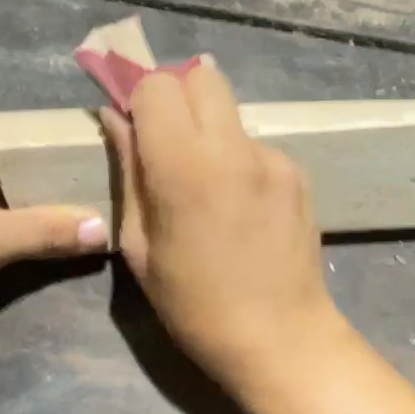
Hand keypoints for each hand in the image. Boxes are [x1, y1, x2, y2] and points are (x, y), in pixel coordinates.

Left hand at [0, 120, 106, 333]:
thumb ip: (45, 231)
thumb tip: (103, 228)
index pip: (32, 128)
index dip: (73, 139)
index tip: (118, 152)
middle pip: (28, 159)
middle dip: (70, 175)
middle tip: (119, 187)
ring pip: (20, 188)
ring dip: (53, 202)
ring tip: (104, 208)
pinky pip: (7, 211)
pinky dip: (34, 221)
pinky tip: (66, 232)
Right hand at [102, 61, 346, 394]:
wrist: (281, 337)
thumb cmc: (195, 307)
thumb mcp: (141, 247)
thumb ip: (128, 174)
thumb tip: (116, 120)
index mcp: (185, 167)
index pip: (158, 86)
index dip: (140, 102)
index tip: (136, 133)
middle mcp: (234, 148)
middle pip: (203, 76)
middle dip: (177, 97)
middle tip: (167, 144)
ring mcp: (274, 157)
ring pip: (231, 111)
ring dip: (209, 130)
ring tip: (206, 187)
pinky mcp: (298, 172)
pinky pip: (255, 145)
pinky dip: (238, 160)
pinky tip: (240, 208)